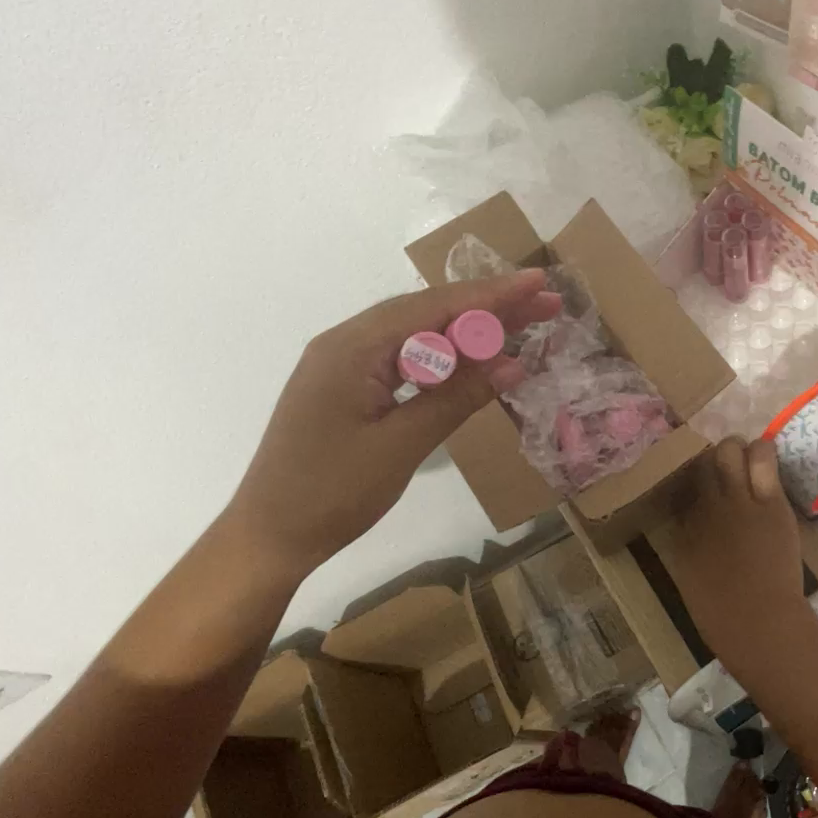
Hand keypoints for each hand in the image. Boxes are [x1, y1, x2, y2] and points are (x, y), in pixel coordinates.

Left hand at [219, 271, 561, 575]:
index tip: (538, 283)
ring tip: (523, 326)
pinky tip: (473, 361)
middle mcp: (346, 343)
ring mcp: (343, 365)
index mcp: (353, 348)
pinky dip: (443, 358)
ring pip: (417, 335)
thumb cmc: (332, 492)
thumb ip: (457, 398)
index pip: (434, 308)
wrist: (270, 534)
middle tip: (547, 304)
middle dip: (489, 308)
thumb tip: (512, 363)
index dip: (492, 295)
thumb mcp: (402, 445)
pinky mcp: (346, 387)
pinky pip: (403, 358)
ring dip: (469, 332)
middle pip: (428, 313)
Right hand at [670, 437, 817, 678]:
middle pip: (699, 463)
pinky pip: (763, 459)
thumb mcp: (692, 579)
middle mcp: (702, 507)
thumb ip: (690, 550)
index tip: (700, 486)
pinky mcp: (768, 500)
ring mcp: (735, 500)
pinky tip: (765, 457)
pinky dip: (763, 452)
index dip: (690, 483)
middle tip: (727, 469)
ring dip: (737, 450)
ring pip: (728, 450)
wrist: (758, 621)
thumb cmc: (724, 616)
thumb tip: (694, 531)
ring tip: (747, 459)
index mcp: (682, 531)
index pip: (679, 491)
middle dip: (712, 460)